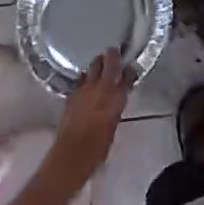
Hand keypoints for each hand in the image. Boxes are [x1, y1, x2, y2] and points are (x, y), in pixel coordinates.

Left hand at [42, 50, 132, 190]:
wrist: (71, 154)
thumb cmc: (98, 148)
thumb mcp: (113, 126)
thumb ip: (114, 109)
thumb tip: (114, 102)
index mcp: (117, 98)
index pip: (127, 76)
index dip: (130, 70)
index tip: (131, 67)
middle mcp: (101, 89)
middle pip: (108, 62)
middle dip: (112, 55)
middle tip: (114, 50)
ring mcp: (85, 89)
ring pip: (93, 67)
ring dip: (97, 64)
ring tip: (99, 62)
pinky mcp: (72, 94)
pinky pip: (81, 80)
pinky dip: (85, 78)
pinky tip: (85, 80)